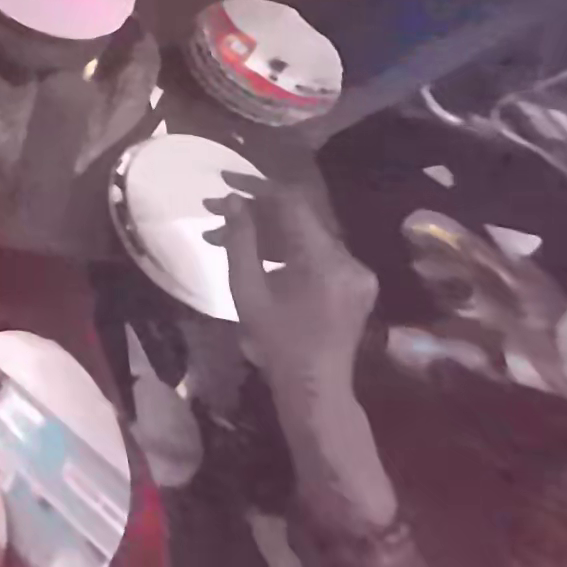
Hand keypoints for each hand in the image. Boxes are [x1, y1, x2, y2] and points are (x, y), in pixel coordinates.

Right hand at [206, 172, 376, 392]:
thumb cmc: (275, 339)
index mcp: (325, 261)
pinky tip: (250, 253)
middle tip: (212, 208)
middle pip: (296, 217)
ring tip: (220, 234)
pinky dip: (280, 247)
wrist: (314, 386)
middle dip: (252, 210)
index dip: (256, 186)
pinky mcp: (351, 283)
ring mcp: (354, 272)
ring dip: (262, 230)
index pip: (292, 204)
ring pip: (301, 234)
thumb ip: (240, 239)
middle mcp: (348, 260)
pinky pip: (312, 251)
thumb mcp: (246, 287)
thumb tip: (231, 200)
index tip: (224, 180)